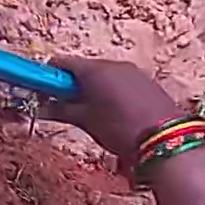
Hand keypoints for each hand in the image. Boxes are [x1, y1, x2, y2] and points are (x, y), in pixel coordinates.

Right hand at [38, 56, 204, 204]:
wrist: (167, 141)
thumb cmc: (118, 128)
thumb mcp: (84, 120)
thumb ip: (59, 109)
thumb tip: (38, 107)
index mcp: (94, 69)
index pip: (60, 63)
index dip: (48, 76)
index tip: (41, 93)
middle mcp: (113, 64)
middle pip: (81, 68)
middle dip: (68, 85)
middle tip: (61, 107)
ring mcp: (132, 72)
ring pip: (100, 75)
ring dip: (88, 89)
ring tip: (86, 113)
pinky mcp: (146, 83)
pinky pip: (117, 81)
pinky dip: (107, 92)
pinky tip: (108, 113)